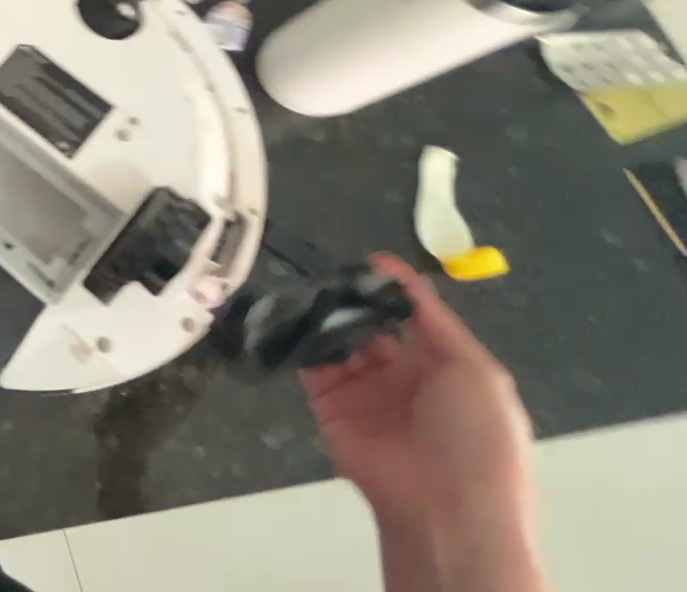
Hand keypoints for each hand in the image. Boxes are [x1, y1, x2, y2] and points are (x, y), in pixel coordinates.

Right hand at [300, 255, 534, 530]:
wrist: (446, 504)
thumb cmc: (476, 436)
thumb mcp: (477, 372)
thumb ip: (434, 321)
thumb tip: (396, 272)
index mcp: (444, 368)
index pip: (412, 318)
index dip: (392, 290)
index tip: (368, 261)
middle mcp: (400, 375)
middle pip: (367, 326)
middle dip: (349, 302)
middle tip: (324, 274)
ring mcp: (361, 389)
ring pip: (335, 340)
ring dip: (321, 318)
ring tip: (303, 291)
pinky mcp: (326, 403)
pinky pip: (308, 365)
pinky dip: (297, 341)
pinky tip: (289, 319)